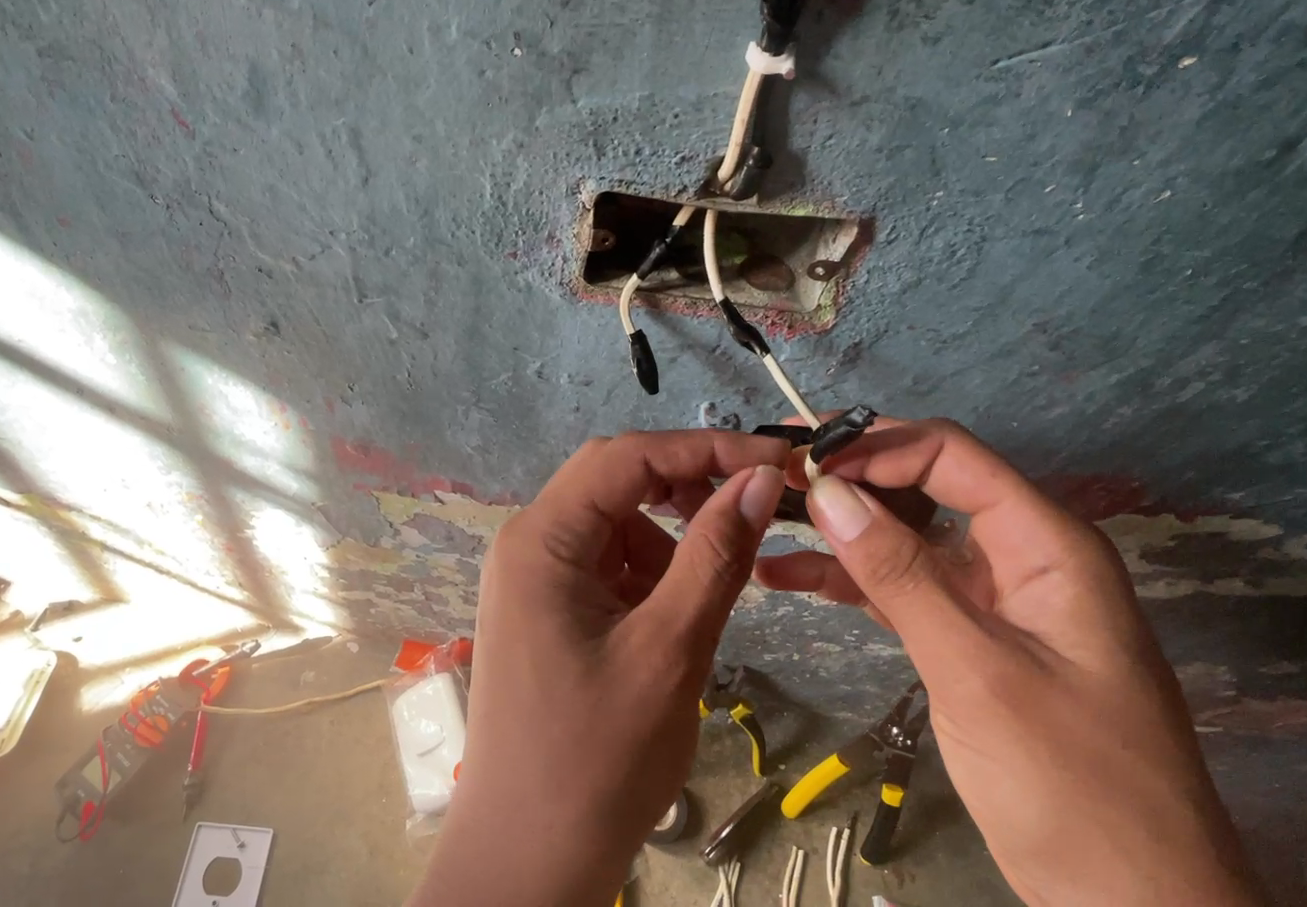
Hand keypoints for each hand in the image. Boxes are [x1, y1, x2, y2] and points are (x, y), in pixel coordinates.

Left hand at [407, 431, 788, 906]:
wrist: (530, 858)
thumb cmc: (596, 758)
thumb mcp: (669, 649)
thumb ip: (716, 555)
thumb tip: (761, 479)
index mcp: (540, 539)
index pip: (626, 456)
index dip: (704, 449)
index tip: (778, 462)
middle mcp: (528, 543)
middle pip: (614, 482)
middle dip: (688, 489)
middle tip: (757, 512)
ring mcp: (533, 579)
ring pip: (615, 525)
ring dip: (671, 541)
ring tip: (708, 597)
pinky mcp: (547, 611)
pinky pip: (606, 566)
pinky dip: (650, 576)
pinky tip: (675, 622)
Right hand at [756, 416, 1263, 906]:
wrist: (1132, 903)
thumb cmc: (1068, 782)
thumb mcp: (976, 670)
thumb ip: (900, 573)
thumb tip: (828, 490)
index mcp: (1047, 544)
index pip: (951, 455)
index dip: (874, 447)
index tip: (801, 464)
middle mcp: (1021, 555)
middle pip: (925, 488)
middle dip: (850, 481)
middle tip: (770, 484)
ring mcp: (994, 599)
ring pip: (906, 539)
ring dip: (840, 532)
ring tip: (765, 525)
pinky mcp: (971, 640)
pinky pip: (903, 590)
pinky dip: (850, 582)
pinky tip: (789, 577)